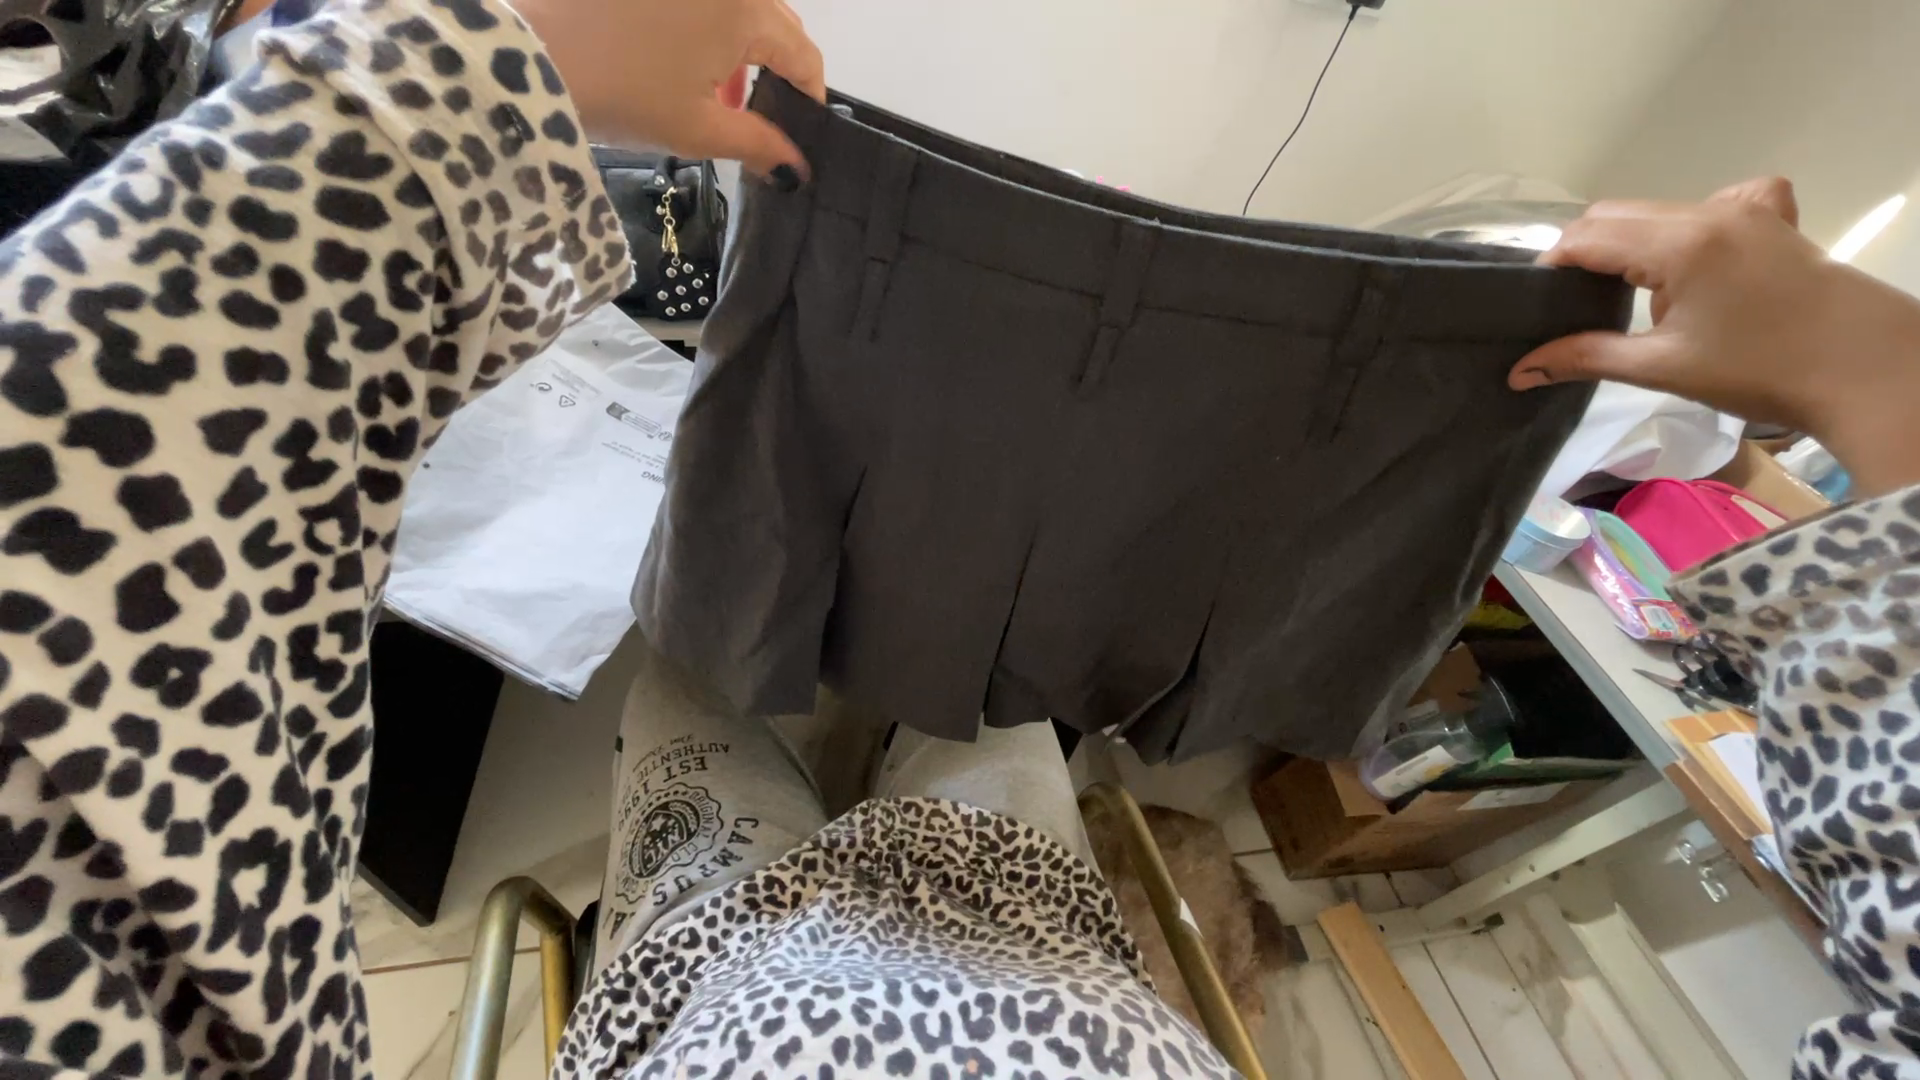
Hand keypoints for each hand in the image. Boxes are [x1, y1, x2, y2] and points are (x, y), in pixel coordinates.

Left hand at [514, 0, 824, 177]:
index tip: (801, 136)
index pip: (803, 56)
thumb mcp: (700, 131)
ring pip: (739, 9)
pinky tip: (688, 62)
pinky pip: (706, 1)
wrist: (527, 53)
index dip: (809, 101)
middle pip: (775, 24)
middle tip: (760, 118)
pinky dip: (710, 29)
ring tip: (720, 96)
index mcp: (744, 9)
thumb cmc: (626, 95)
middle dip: (776, 72)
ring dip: (742, 51)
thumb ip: (762, 146)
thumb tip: (798, 169)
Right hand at [1509, 178, 1919, 496]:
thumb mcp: (1658, 366)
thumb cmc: (1758, 368)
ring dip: (1625, 243)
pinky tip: (1691, 255)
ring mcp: (1749, 212)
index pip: (1586, 236)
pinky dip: (1687, 223)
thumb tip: (1517, 372)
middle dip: (1580, 253)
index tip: (1537, 304)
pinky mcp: (1774, 222)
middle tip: (1569, 302)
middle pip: (1615, 215)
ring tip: (1624, 290)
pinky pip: (1717, 202)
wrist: (1871, 371)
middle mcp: (1713, 212)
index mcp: (1682, 243)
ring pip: (1656, 211)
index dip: (1550, 266)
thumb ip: (1582, 358)